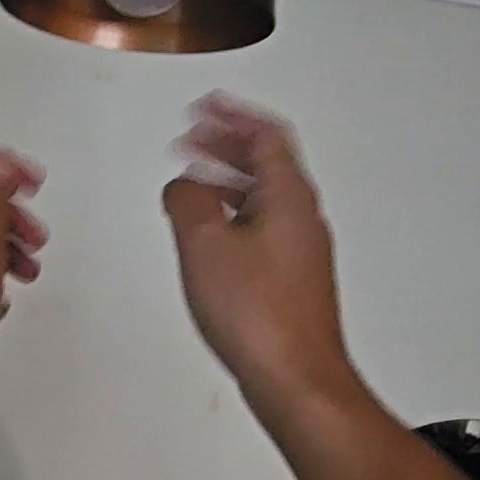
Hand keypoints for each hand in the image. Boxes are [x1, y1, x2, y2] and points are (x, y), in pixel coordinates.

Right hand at [163, 93, 359, 409]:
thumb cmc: (260, 315)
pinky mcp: (286, 276)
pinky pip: (255, 224)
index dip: (232, 115)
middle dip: (224, 143)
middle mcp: (298, 218)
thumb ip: (187, 201)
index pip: (264, 136)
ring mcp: (295, 248)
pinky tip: (206, 227)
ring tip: (192, 173)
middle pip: (264, 162)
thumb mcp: (205, 243)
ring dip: (224, 176)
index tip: (206, 105)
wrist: (293, 374)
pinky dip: (228, 210)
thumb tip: (181, 185)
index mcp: (286, 198)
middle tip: (194, 133)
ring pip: (259, 193)